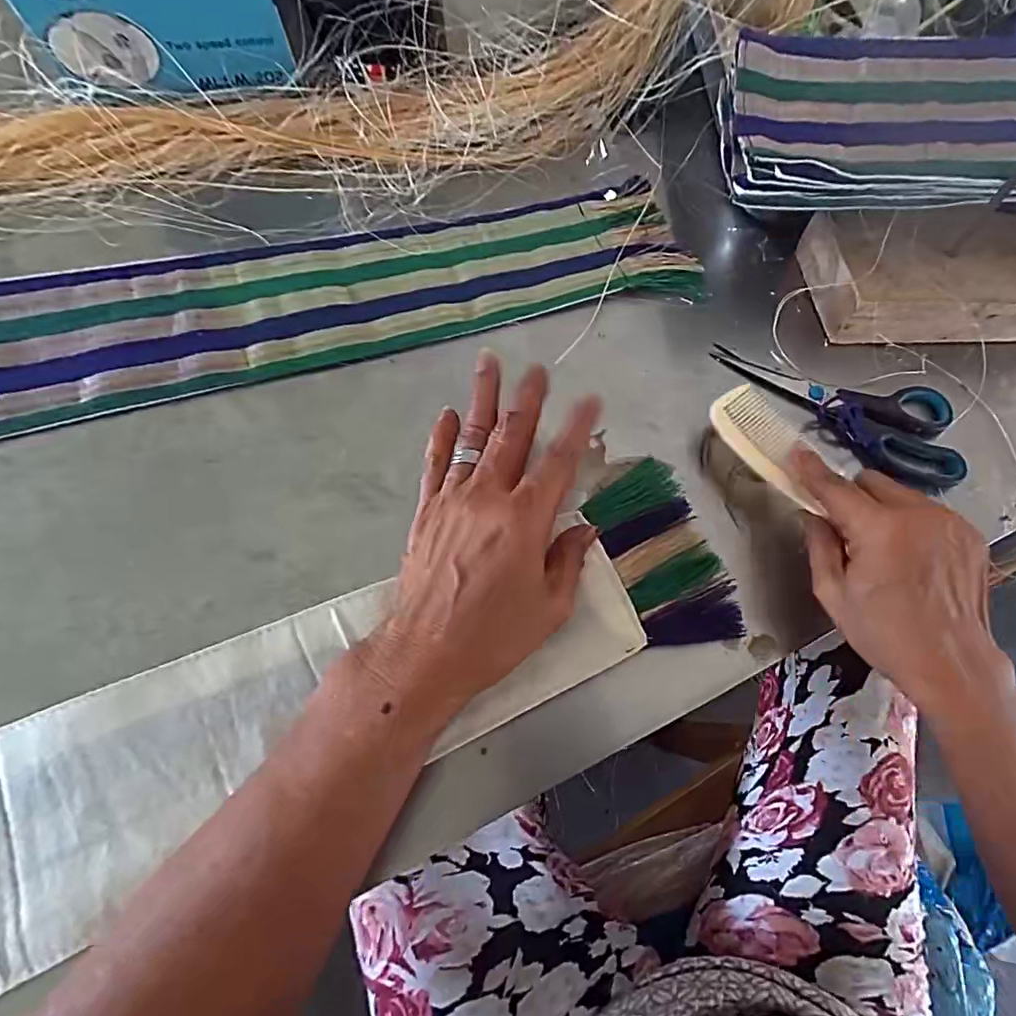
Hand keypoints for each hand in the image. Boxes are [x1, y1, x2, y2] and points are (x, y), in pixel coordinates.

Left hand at [357, 351, 602, 727]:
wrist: (425, 652)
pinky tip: (446, 415)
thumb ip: (568, 561)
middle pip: (512, 436)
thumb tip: (583, 529)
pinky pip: (435, 465)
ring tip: (489, 364)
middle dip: (528, 399)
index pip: (559, 462)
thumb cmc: (494, 636)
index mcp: (525, 519)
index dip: (578, 428)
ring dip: (483, 400)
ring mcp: (452, 500)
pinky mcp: (427, 512)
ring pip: (470, 438)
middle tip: (537, 369)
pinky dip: (441, 437)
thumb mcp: (549, 608)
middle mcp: (488, 498)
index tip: (590, 401)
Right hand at [788, 447, 1015, 723]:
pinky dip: (910, 523)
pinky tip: (910, 559)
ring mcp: (950, 522)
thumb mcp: (833, 593)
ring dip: (882, 510)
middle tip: (844, 533)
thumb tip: (813, 516)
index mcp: (881, 530)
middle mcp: (920, 515)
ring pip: (901, 495)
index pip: (837, 489)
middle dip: (851, 498)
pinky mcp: (969, 534)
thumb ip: (819, 545)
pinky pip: (927, 512)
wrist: (952, 664)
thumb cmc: (884, 633)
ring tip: (882, 552)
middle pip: (872, 482)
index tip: (796, 452)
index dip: (812, 471)